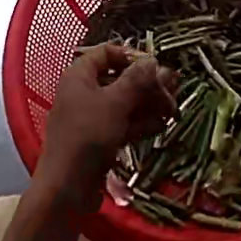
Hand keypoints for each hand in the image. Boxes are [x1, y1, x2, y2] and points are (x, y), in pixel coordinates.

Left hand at [37, 43, 177, 210]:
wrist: (66, 187)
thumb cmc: (87, 135)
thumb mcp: (115, 103)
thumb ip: (136, 80)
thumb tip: (153, 60)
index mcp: (80, 74)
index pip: (107, 52)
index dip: (131, 56)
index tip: (155, 66)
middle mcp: (83, 91)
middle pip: (119, 78)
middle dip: (146, 84)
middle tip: (173, 91)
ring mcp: (91, 116)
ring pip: (123, 103)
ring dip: (148, 104)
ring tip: (173, 109)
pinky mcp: (98, 139)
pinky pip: (121, 123)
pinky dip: (140, 122)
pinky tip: (161, 125)